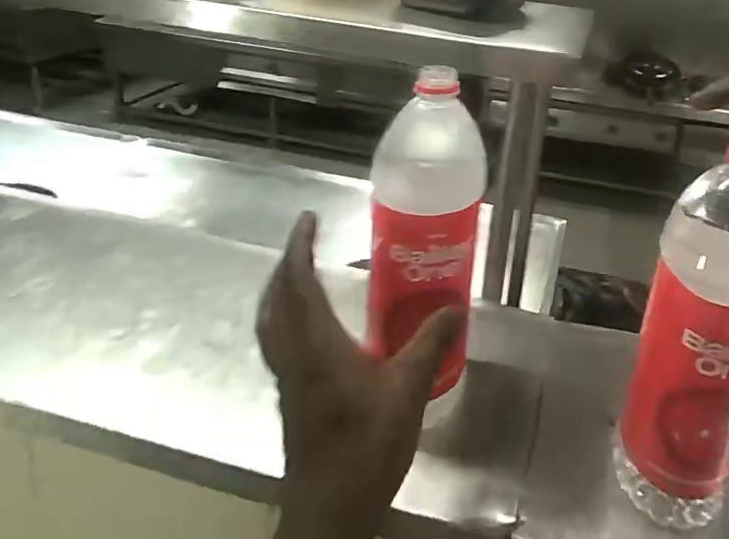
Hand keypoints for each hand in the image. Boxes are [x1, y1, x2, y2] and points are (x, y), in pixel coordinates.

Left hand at [257, 211, 462, 538]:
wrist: (330, 511)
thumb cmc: (365, 446)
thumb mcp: (408, 390)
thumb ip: (430, 343)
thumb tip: (456, 305)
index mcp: (316, 345)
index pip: (298, 283)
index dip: (299, 247)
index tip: (308, 219)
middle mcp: (293, 355)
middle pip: (276, 299)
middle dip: (287, 264)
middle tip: (307, 240)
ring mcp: (287, 378)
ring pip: (272, 322)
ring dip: (281, 290)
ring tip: (302, 273)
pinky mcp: (290, 397)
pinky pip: (279, 341)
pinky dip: (286, 316)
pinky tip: (313, 325)